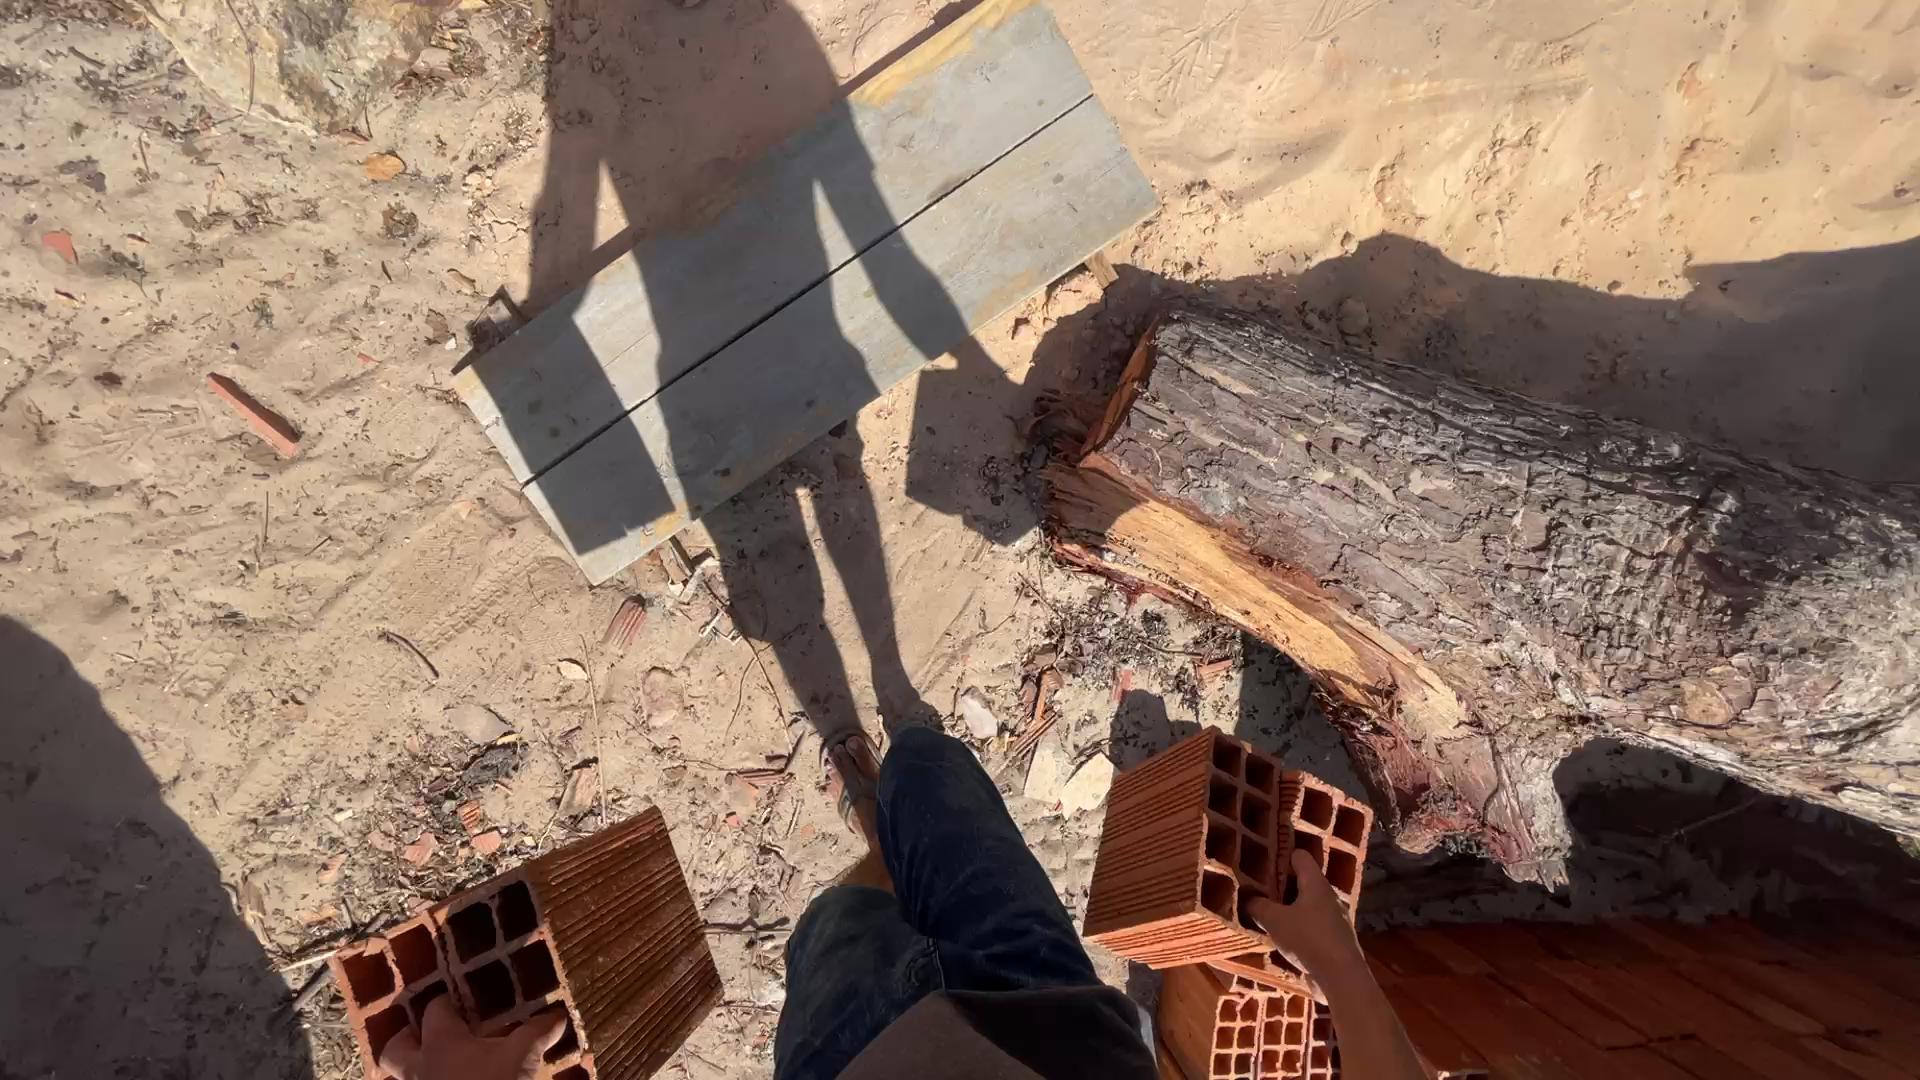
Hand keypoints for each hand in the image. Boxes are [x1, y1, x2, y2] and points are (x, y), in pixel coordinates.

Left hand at [378, 996, 566, 1079]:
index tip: (467, 996)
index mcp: (440, 1043)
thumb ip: (540, 1029)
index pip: (435, 1009)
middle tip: (434, 1032)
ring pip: (400, 1078)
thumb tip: (558, 1014)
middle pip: (395, 1048)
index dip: (450, 999)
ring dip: (416, 1069)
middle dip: (410, 1037)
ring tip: (445, 1064)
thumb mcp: (524, 1054)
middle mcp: (418, 1069)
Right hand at [1244, 848, 1365, 983]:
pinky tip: (1285, 938)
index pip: (1299, 856)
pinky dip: (1299, 927)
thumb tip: (1247, 898)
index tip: (1262, 861)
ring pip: (1308, 905)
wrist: (1343, 981)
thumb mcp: (1274, 920)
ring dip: (1290, 908)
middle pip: (1303, 881)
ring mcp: (1336, 921)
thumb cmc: (1308, 940)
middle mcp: (1329, 897)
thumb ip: (1258, 905)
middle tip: (1259, 888)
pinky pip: (1314, 925)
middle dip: (1282, 884)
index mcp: (1316, 883)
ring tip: (1269, 914)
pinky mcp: (1337, 942)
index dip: (1281, 855)